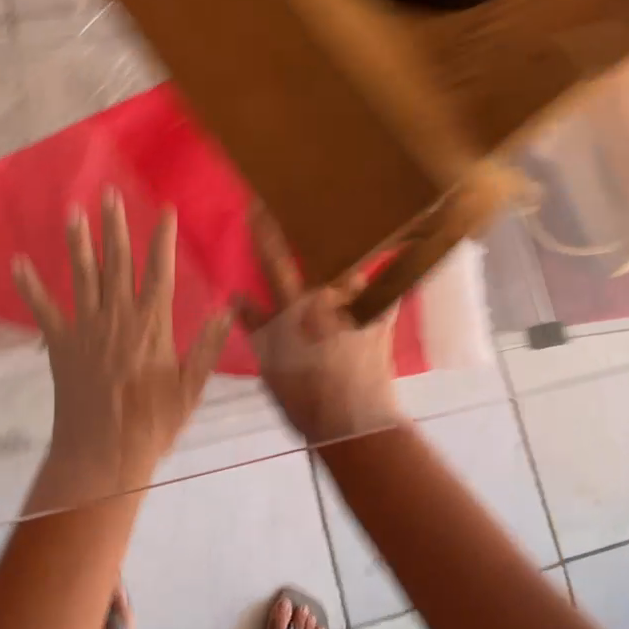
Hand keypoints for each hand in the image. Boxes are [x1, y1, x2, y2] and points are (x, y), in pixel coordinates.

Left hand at [13, 190, 228, 507]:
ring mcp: (85, 328)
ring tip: (73, 211)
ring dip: (78, 242)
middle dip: (115, 226)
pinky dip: (29, 286)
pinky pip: (43, 310)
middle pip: (117, 262)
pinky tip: (18, 262)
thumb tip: (226, 309)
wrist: (103, 455)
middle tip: (109, 194)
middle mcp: (118, 316)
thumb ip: (206, 347)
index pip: (159, 271)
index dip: (163, 239)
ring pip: (82, 275)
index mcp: (152, 324)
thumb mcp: (190, 388)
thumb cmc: (152, 424)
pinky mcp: (60, 344)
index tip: (165, 210)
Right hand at [239, 211, 405, 444]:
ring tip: (346, 234)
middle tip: (308, 209)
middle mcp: (329, 298)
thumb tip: (237, 296)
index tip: (257, 203)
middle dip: (311, 230)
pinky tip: (391, 266)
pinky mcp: (382, 320)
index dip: (265, 230)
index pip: (275, 259)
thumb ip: (256, 325)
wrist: (355, 424)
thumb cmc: (304, 398)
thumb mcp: (270, 364)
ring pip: (351, 269)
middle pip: (319, 255)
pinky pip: (383, 293)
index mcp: (296, 306)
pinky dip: (382, 282)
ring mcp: (359, 307)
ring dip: (345, 255)